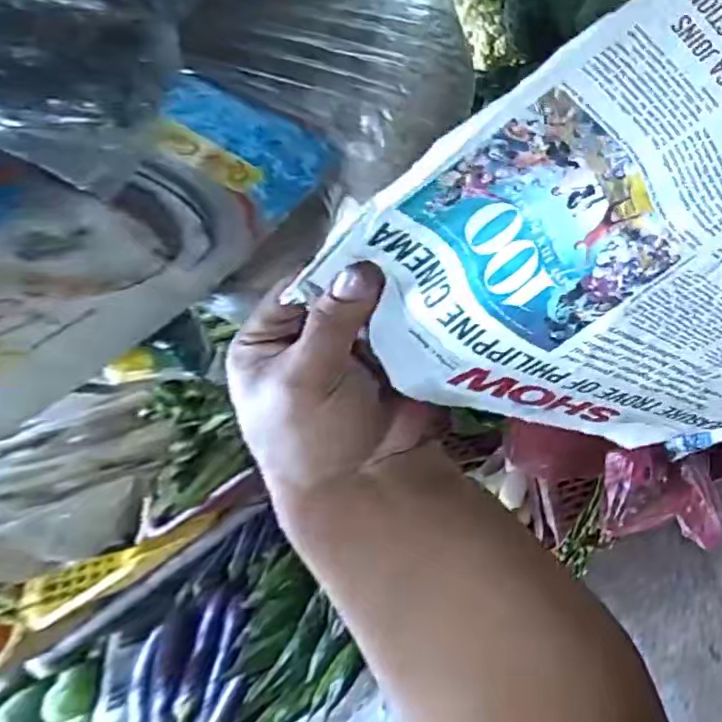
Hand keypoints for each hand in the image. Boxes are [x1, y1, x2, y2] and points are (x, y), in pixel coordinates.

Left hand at [227, 262, 442, 500]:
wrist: (368, 477)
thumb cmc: (312, 435)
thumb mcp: (309, 377)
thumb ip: (333, 323)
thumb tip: (360, 268)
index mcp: (271, 340)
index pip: (301, 287)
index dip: (334, 266)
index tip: (376, 244)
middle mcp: (315, 336)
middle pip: (348, 292)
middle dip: (379, 276)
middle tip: (420, 247)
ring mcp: (362, 345)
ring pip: (384, 305)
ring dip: (408, 292)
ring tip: (442, 264)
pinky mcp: (401, 353)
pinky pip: (413, 323)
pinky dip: (428, 311)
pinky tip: (450, 292)